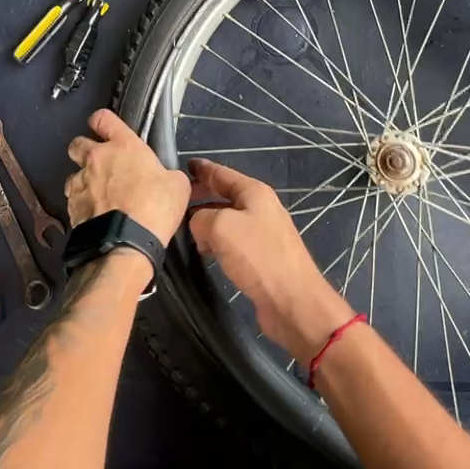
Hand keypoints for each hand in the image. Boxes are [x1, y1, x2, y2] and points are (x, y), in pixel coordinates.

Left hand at [65, 110, 190, 245]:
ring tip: (96, 195)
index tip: (105, 128)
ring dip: (82, 181)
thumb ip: (168, 174)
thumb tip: (167, 178)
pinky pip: (73, 200)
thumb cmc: (154, 208)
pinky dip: (82, 205)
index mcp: (122, 146)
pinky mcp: (72, 207)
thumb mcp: (177, 186)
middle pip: (77, 143)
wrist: (126, 244)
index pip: (103, 118)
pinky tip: (94, 215)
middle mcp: (97, 159)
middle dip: (83, 150)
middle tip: (98, 163)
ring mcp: (81, 183)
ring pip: (72, 174)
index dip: (102, 122)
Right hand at [186, 159, 356, 364]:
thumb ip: (201, 217)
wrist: (293, 302)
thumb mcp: (221, 227)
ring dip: (206, 223)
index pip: (222, 173)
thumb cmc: (259, 256)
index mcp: (255, 192)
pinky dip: (216, 243)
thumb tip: (197, 225)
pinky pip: (233, 242)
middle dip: (202, 196)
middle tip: (176, 201)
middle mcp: (260, 208)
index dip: (202, 169)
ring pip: (227, 220)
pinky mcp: (261, 258)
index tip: (182, 166)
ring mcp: (262, 234)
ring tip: (182, 229)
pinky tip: (203, 252)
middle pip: (225, 196)